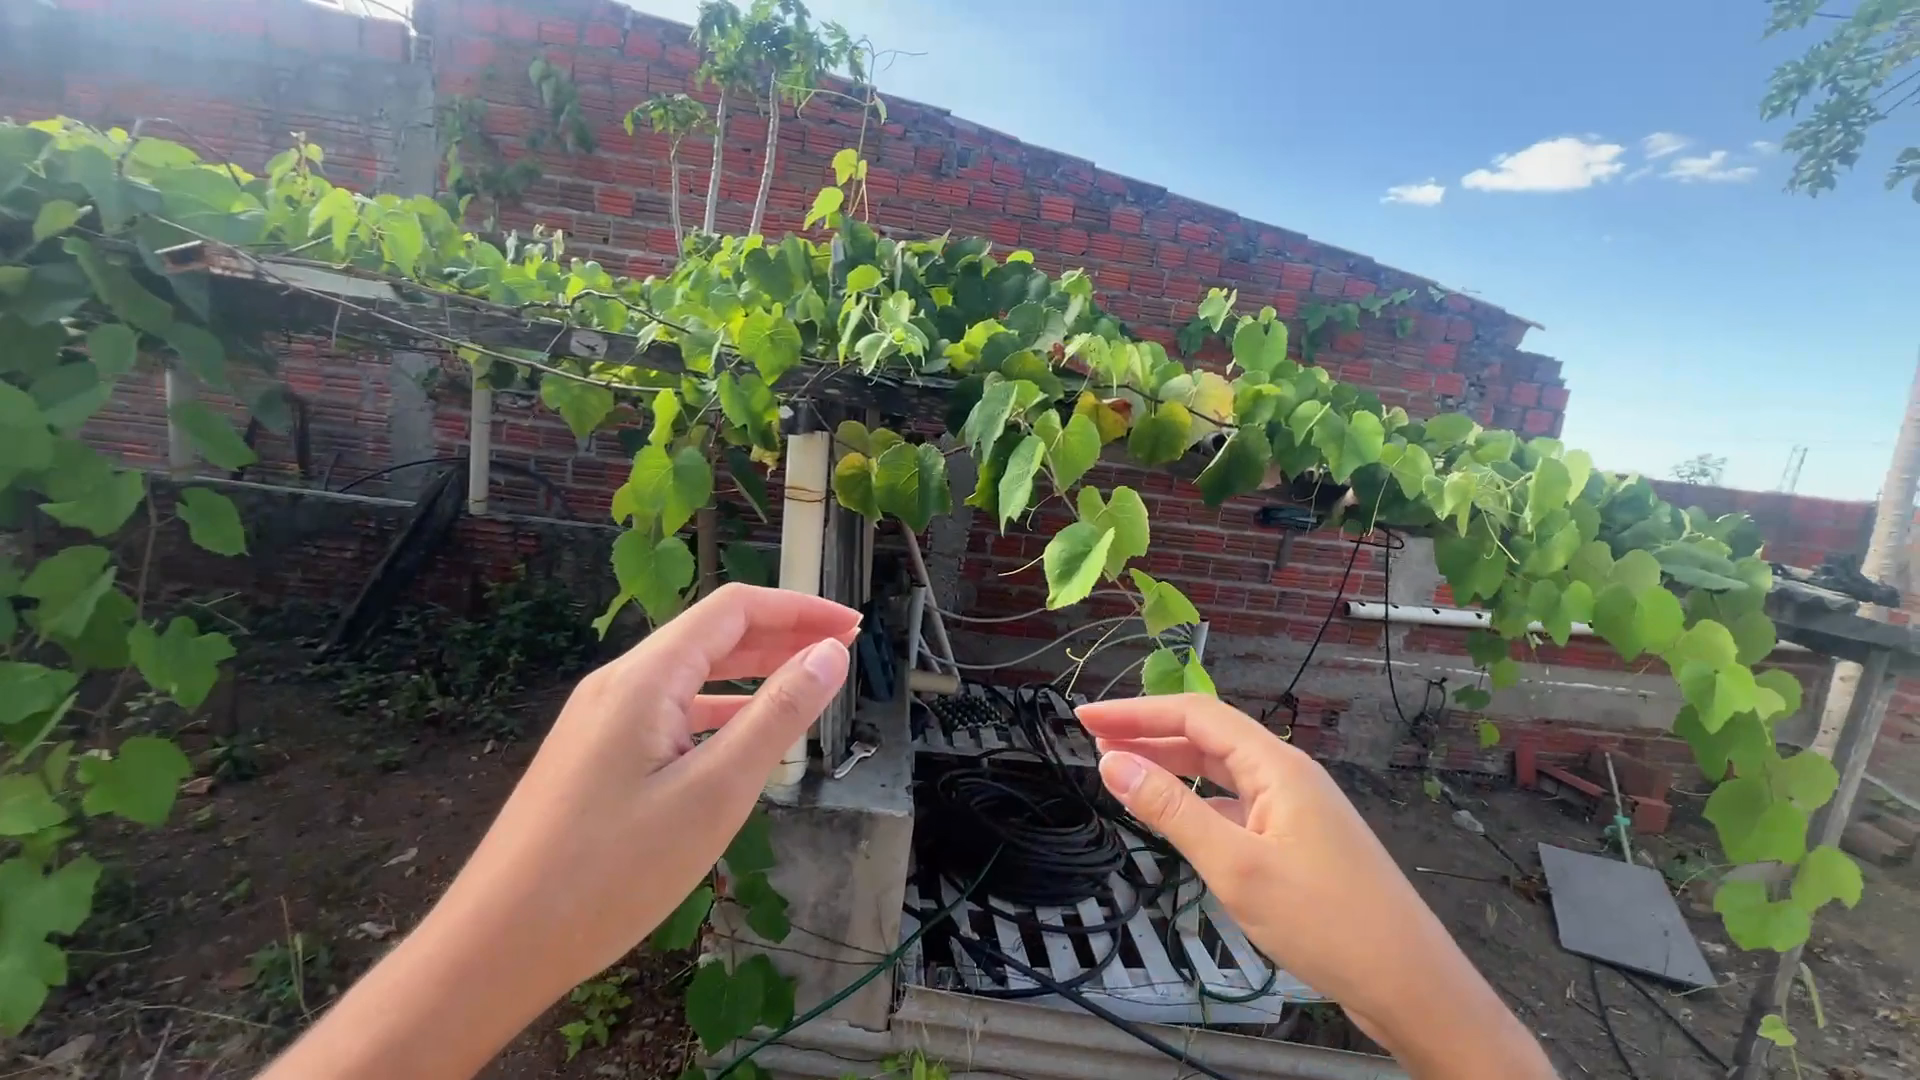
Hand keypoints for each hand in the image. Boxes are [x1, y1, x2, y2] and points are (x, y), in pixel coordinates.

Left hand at [263, 584, 858, 1079]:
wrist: (493, 949)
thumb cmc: (612, 870)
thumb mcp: (714, 792)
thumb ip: (777, 716)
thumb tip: (830, 654)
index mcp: (646, 677)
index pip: (735, 609)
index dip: (799, 608)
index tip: (852, 625)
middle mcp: (620, 683)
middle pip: (714, 635)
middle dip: (783, 635)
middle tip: (843, 650)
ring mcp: (602, 719)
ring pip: (692, 674)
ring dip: (754, 671)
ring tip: (808, 681)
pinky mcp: (596, 755)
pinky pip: (672, 711)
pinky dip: (720, 708)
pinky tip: (744, 732)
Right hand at [1078, 694, 1553, 1079]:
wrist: (1413, 988)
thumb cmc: (1326, 922)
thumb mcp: (1235, 866)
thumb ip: (1170, 810)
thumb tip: (1112, 763)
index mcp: (1276, 765)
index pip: (1194, 714)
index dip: (1135, 711)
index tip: (1086, 717)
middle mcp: (1286, 773)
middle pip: (1206, 735)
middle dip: (1147, 732)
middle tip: (1092, 739)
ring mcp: (1294, 806)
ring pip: (1220, 769)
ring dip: (1169, 764)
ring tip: (1120, 768)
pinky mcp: (1298, 838)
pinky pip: (1234, 800)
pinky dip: (1196, 798)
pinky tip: (1175, 813)